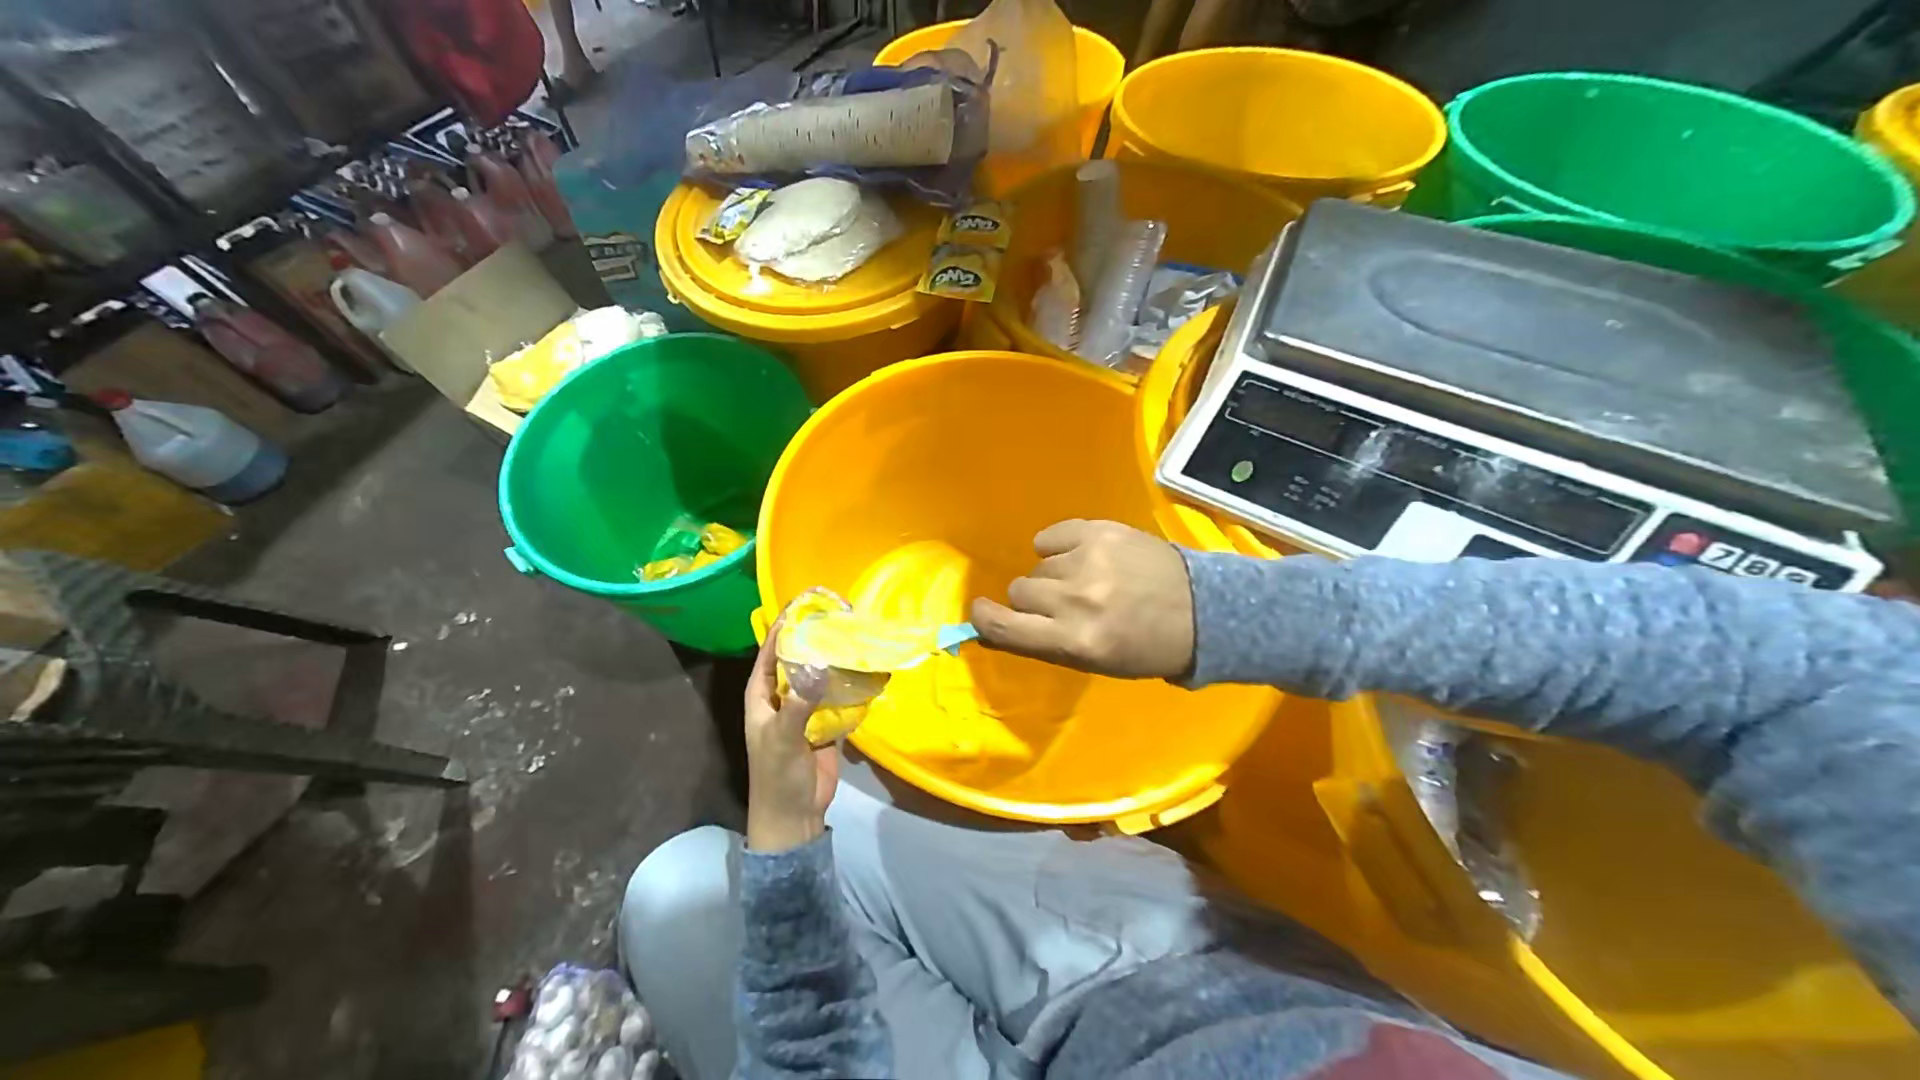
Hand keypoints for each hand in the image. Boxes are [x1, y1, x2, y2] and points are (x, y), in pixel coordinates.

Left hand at [744, 620, 838, 852]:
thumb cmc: (777, 775)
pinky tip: (866, 668)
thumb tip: (817, 668)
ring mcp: (804, 710)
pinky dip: (849, 684)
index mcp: (761, 696)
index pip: (770, 653)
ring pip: (819, 677)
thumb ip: (798, 704)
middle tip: (838, 615)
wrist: (794, 814)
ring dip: (834, 660)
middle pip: (797, 660)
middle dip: (814, 639)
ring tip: (855, 635)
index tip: (802, 605)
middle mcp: (782, 697)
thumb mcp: (782, 738)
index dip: (783, 629)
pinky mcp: (825, 723)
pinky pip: (837, 697)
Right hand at [970, 519, 1195, 679]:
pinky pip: (1052, 536)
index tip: (980, 612)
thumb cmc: (1145, 648)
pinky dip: (1060, 546)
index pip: (1005, 626)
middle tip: (1064, 605)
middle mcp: (1076, 600)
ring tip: (1089, 580)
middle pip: (1020, 591)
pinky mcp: (1099, 531)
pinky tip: (1084, 556)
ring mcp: (1088, 560)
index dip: (985, 619)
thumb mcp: (1093, 662)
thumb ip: (1042, 643)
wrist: (1201, 610)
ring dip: (1054, 574)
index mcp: (1075, 641)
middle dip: (1035, 600)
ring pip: (1039, 564)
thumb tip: (993, 626)